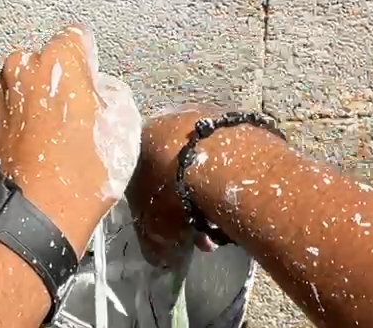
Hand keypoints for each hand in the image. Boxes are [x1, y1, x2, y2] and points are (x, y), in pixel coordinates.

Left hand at [0, 25, 126, 252]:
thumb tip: (99, 86)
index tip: (93, 82)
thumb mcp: (123, 126)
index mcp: (58, 58)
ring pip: (23, 82)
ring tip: (48, 133)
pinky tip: (30, 144)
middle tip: (72, 113)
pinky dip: (17, 116)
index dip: (89, 59)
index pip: (78, 37)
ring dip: (34, 96)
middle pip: (46, 59)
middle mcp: (22, 64)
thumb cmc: (85, 169)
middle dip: (58, 78)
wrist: (35, 216)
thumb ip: (113, 90)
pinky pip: (6, 105)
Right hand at [126, 105, 225, 269]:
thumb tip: (160, 254)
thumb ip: (153, 242)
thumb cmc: (173, 193)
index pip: (142, 180)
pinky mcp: (225, 121)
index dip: (157, 212)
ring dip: (207, 200)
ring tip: (221, 227)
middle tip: (202, 236)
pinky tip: (234, 206)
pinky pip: (221, 160)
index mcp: (139, 143)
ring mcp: (196, 119)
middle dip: (186, 210)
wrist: (216, 160)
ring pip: (198, 169)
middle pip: (173, 175)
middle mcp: (164, 124)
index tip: (174, 234)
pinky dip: (225, 183)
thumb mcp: (154, 230)